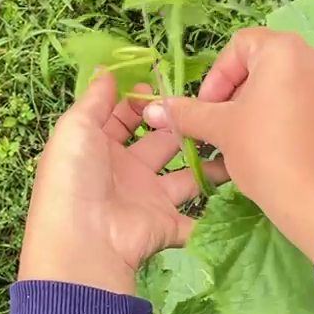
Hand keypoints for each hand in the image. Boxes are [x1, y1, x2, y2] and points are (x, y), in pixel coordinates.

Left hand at [19, 70, 229, 295]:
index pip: (123, 118)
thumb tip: (107, 71)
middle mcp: (127, 172)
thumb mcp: (75, 129)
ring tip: (233, 143)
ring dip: (208, 165)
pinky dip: (216, 214)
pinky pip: (196, 221)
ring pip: (185, 179)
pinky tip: (239, 191)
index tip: (161, 88)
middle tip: (203, 110)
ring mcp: (149, 200)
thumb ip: (94, 99)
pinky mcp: (167, 226)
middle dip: (180, 128)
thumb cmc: (74, 179)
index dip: (141, 101)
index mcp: (100, 148)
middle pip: (160, 144)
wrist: (85, 242)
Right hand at [142, 28, 313, 261]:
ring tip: (249, 142)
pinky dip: (290, 121)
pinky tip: (279, 152)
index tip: (207, 111)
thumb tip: (153, 109)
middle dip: (238, 95)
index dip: (216, 78)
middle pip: (265, 66)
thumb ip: (188, 114)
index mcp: (284, 49)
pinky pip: (310, 108)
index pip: (239, 46)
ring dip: (262, 109)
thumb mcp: (221, 130)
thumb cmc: (265, 155)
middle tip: (225, 129)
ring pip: (288, 88)